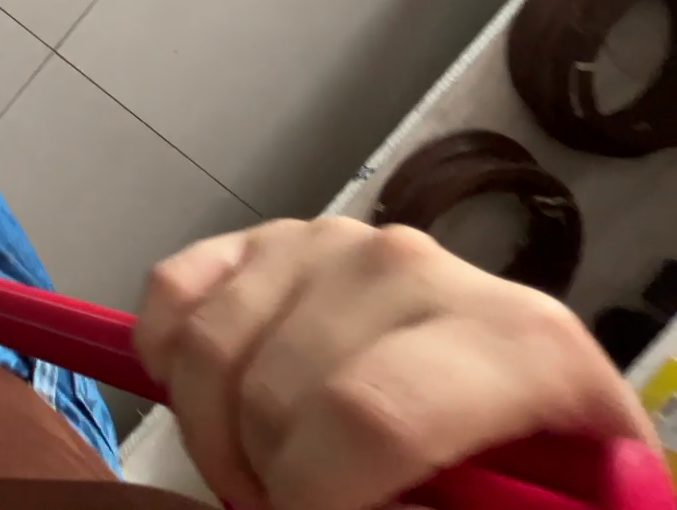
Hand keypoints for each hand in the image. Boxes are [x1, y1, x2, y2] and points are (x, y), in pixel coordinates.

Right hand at [135, 218, 655, 509]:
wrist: (504, 366)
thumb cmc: (536, 455)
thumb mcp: (558, 507)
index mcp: (510, 336)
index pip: (371, 417)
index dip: (317, 490)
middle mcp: (399, 265)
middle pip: (274, 388)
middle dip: (259, 473)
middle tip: (276, 508)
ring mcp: (311, 240)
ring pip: (206, 343)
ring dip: (206, 428)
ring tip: (246, 469)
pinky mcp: (249, 236)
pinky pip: (169, 289)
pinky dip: (161, 352)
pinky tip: (198, 397)